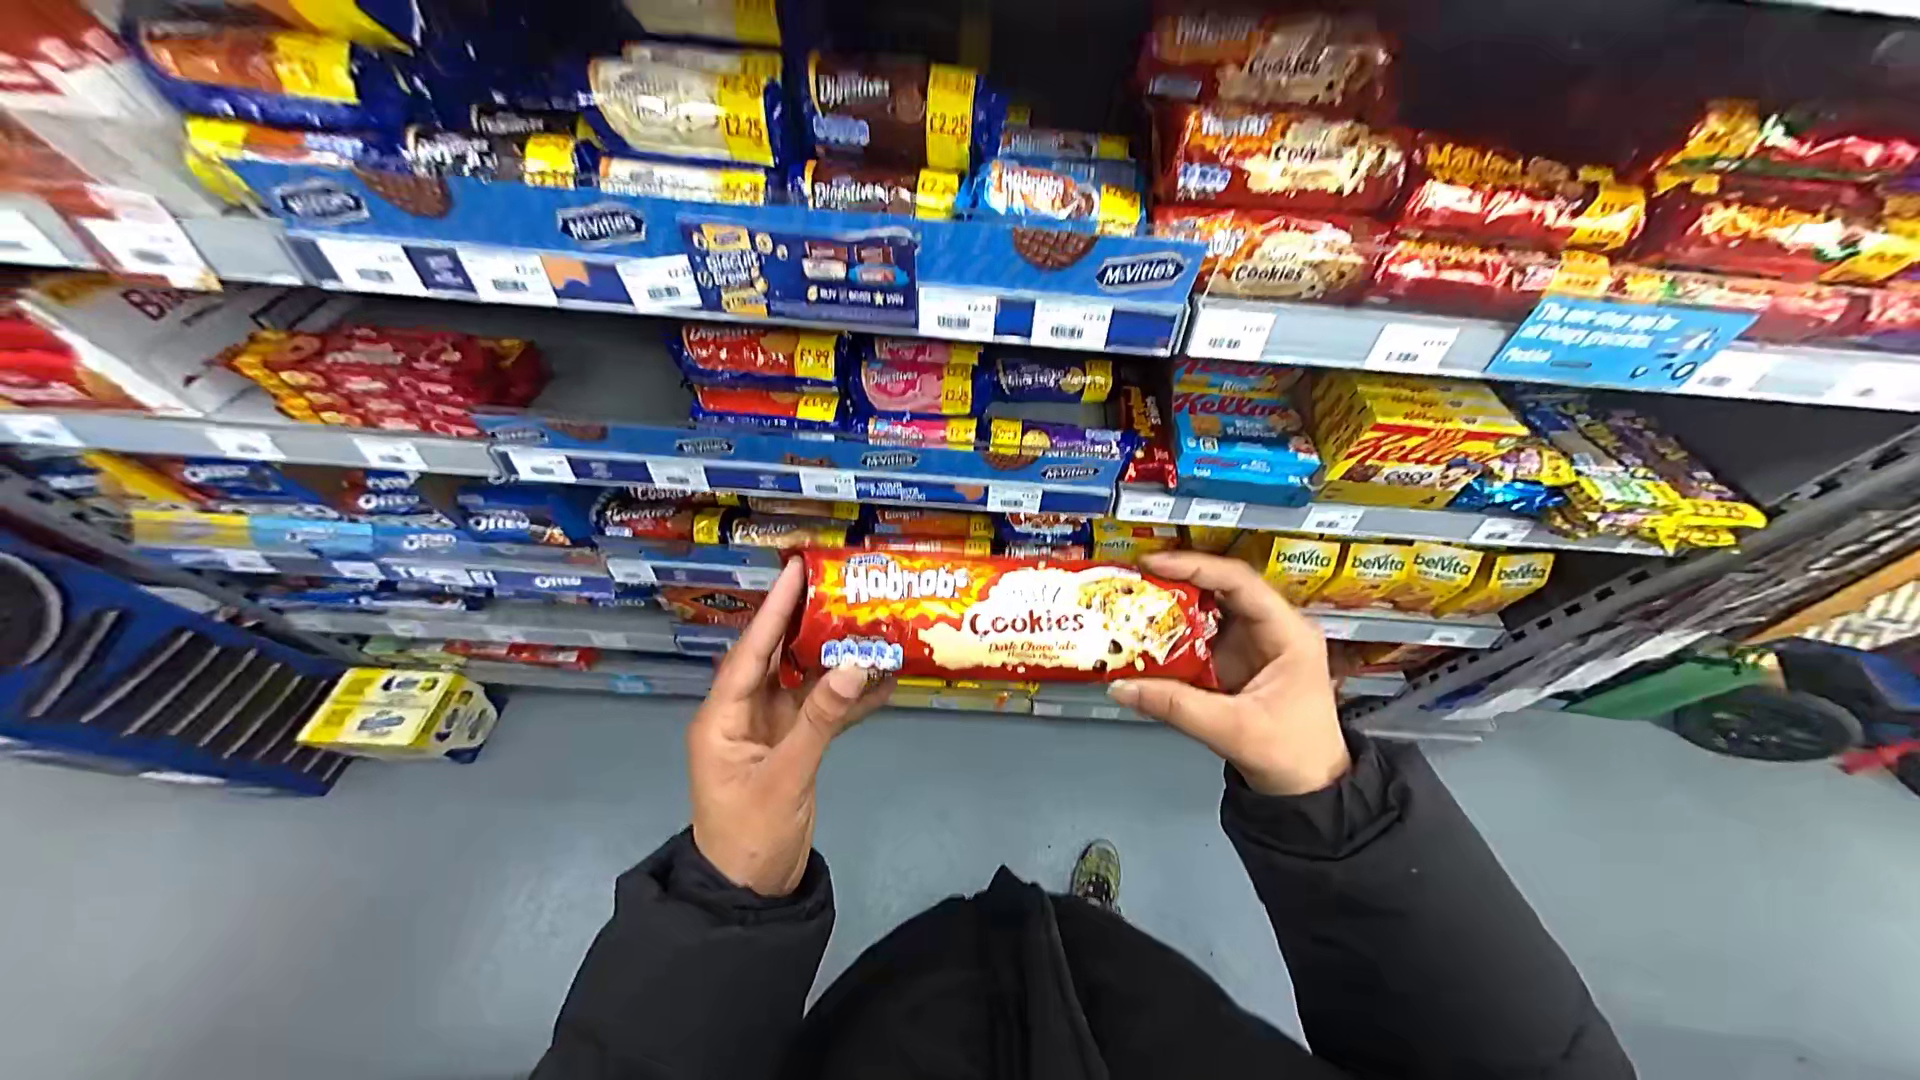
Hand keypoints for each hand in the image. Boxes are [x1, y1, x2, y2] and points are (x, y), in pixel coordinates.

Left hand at [688, 558, 892, 895]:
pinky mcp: (795, 744)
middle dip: (805, 623)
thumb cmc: (749, 835)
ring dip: (836, 660)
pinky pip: (824, 711)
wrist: (752, 894)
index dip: (773, 610)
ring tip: (869, 625)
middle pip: (777, 657)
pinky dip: (850, 698)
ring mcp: (772, 727)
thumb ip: (820, 720)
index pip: (750, 651)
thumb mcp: (784, 777)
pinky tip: (882, 681)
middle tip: (837, 586)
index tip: (795, 572)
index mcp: (724, 716)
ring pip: (806, 681)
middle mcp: (746, 712)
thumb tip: (855, 665)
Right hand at [1107, 551, 1348, 795]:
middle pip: (1219, 586)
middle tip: (1136, 576)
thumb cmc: (1295, 755)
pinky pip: (1195, 632)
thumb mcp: (1233, 730)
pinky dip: (1170, 629)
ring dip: (1170, 601)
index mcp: (1288, 634)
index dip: (1196, 567)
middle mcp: (1270, 628)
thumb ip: (1176, 706)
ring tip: (1135, 596)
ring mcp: (1249, 642)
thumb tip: (1124, 686)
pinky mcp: (1231, 657)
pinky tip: (1146, 631)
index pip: (1240, 581)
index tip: (1156, 564)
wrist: (1308, 785)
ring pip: (1205, 606)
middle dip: (1176, 578)